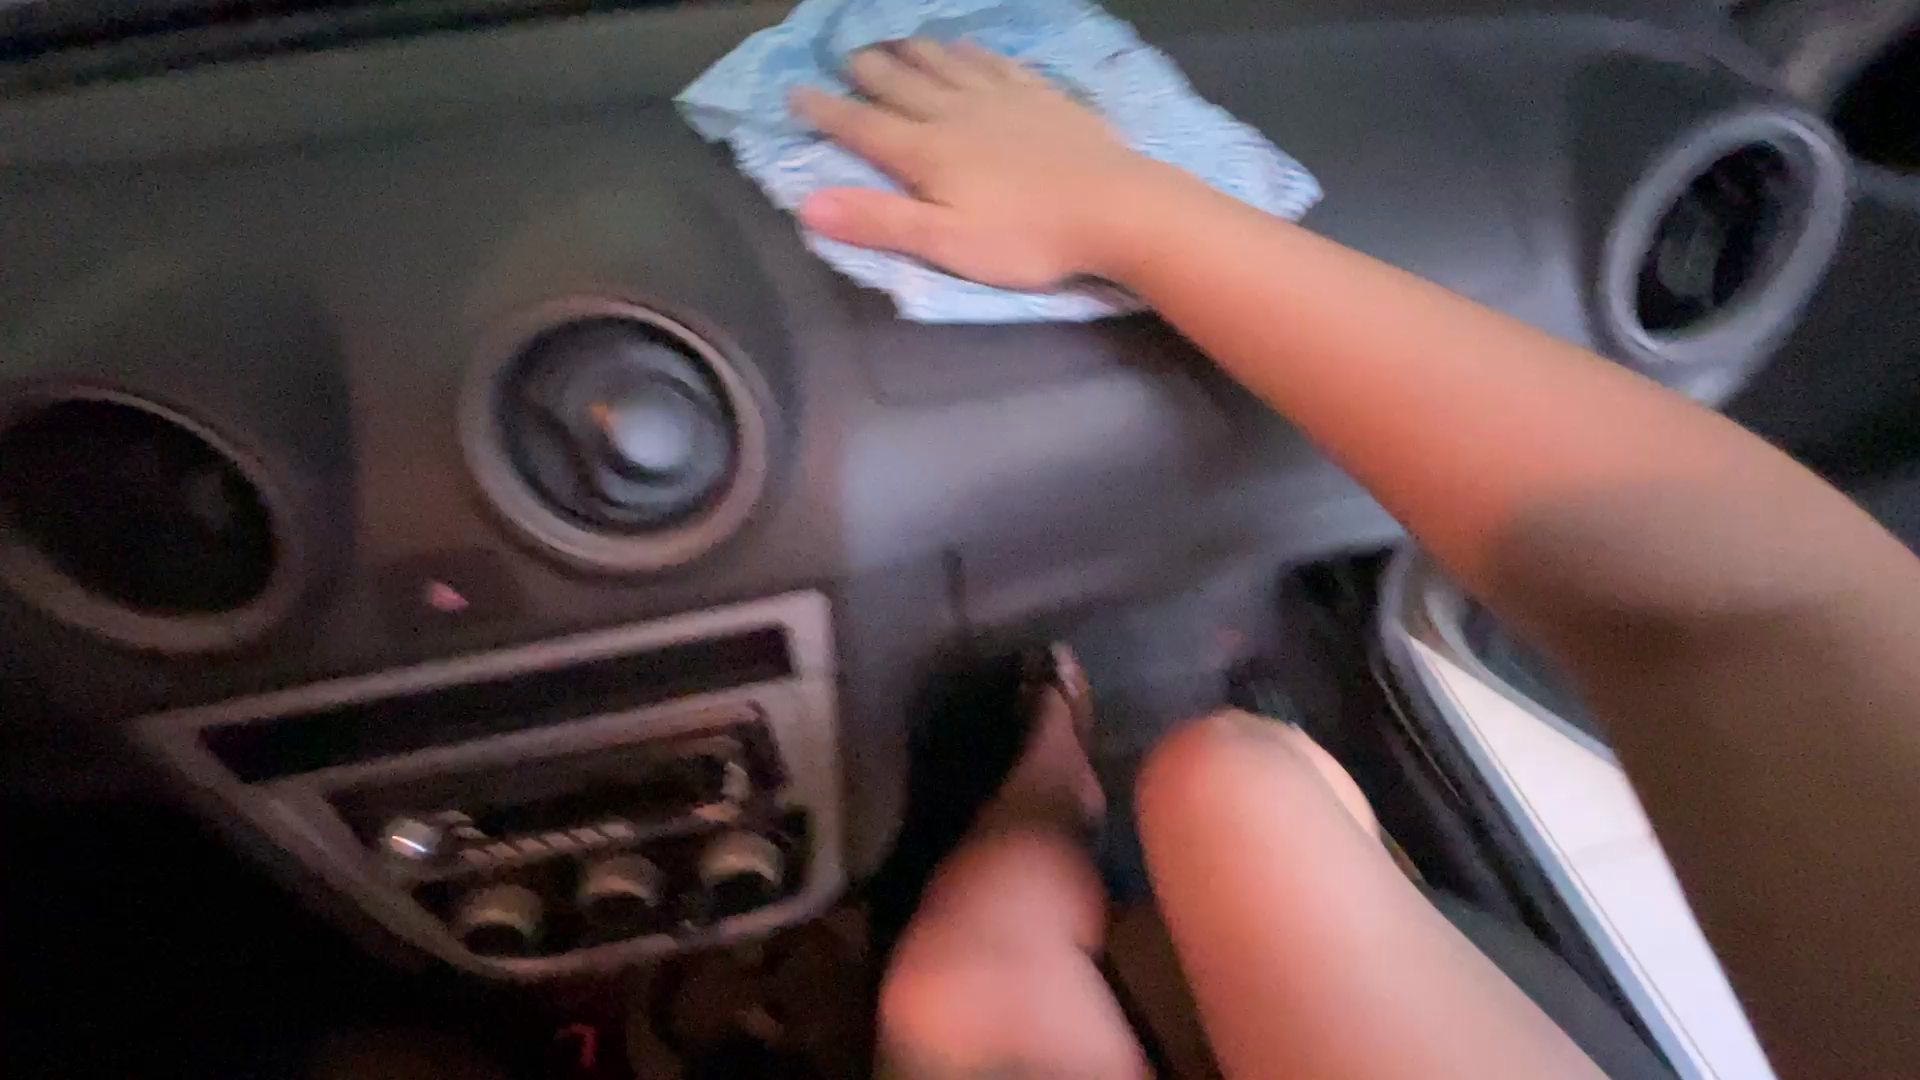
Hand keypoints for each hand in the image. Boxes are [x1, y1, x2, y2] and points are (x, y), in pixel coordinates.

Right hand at [790, 40, 1175, 288]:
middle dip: (869, 73)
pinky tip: (969, 48)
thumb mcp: (944, 244)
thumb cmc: (1025, 239)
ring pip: (947, 67)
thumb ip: (879, 223)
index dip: (827, 112)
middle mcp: (957, 114)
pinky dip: (974, 53)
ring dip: (916, 54)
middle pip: (903, 87)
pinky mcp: (1042, 99)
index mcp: (929, 153)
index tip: (796, 93)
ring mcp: (1003, 101)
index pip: (865, 128)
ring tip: (896, 42)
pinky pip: (998, 64)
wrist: (1112, 209)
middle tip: (846, 55)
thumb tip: (807, 204)